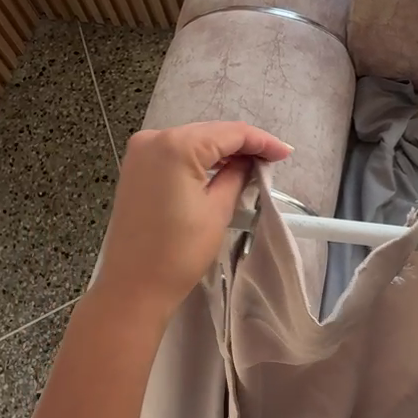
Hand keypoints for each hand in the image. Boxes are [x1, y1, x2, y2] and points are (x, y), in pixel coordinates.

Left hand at [89, 121, 291, 322]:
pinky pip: (175, 151)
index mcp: (177, 146)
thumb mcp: (217, 210)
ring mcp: (140, 151)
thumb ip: (237, 175)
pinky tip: (219, 167)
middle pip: (210, 132)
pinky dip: (198, 157)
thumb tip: (249, 161)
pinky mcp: (135, 166)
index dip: (261, 141)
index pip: (229, 133)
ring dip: (220, 149)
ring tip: (252, 163)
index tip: (284, 152)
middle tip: (272, 158)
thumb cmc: (179, 252)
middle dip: (242, 143)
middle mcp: (154, 138)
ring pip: (192, 139)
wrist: (133, 286)